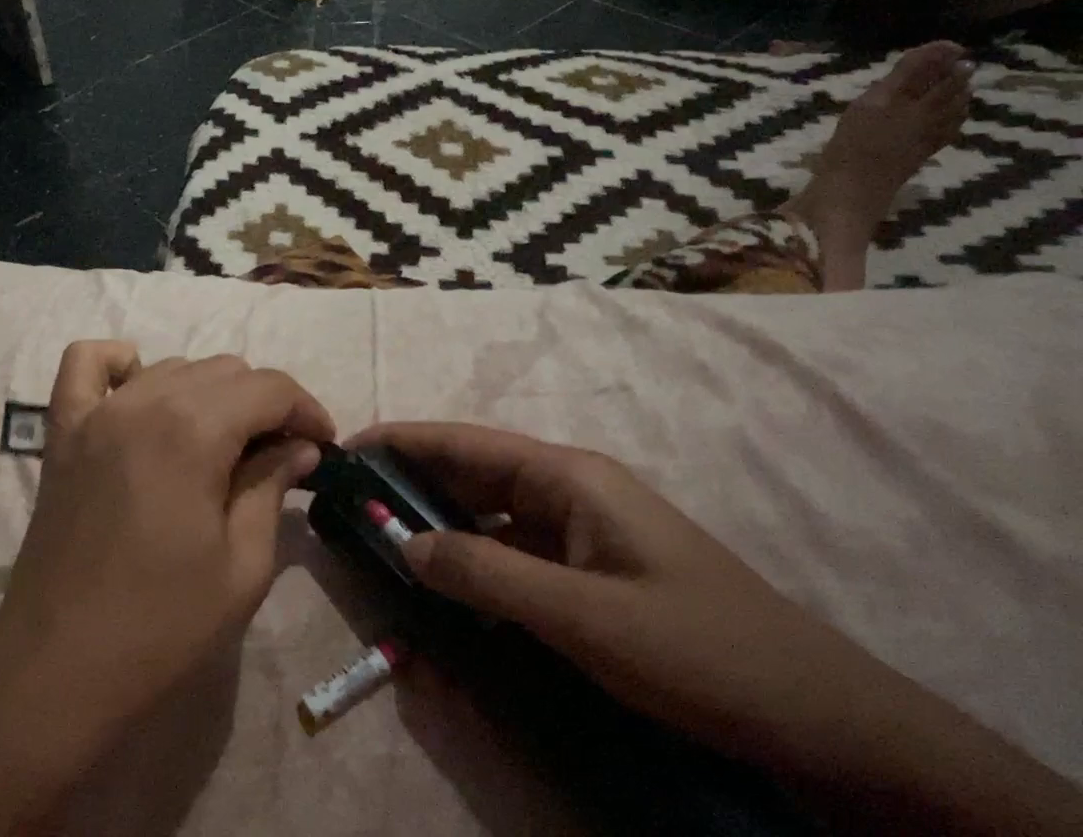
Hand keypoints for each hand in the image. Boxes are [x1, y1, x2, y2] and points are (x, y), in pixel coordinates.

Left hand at [0, 343, 334, 741]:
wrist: (61, 664)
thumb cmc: (162, 625)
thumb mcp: (242, 564)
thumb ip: (270, 488)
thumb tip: (298, 446)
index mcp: (192, 431)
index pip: (268, 387)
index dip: (307, 410)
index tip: (322, 447)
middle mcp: (142, 402)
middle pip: (223, 370)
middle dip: (263, 404)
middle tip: (279, 457)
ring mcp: (94, 414)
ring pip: (169, 366)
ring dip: (208, 393)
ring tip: (223, 444)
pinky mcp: (61, 434)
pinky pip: (85, 365)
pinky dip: (119, 364)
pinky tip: (140, 390)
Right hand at [352, 422, 1082, 834]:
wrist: (820, 720)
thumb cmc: (700, 652)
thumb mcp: (581, 617)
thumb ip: (484, 575)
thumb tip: (402, 544)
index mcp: (571, 479)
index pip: (465, 443)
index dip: (401, 441)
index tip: (341, 451)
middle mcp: (572, 494)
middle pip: (472, 475)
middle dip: (409, 485)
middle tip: (345, 505)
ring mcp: (584, 535)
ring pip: (489, 518)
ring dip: (436, 528)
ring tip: (377, 543)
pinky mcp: (591, 574)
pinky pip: (513, 556)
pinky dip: (471, 564)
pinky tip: (442, 589)